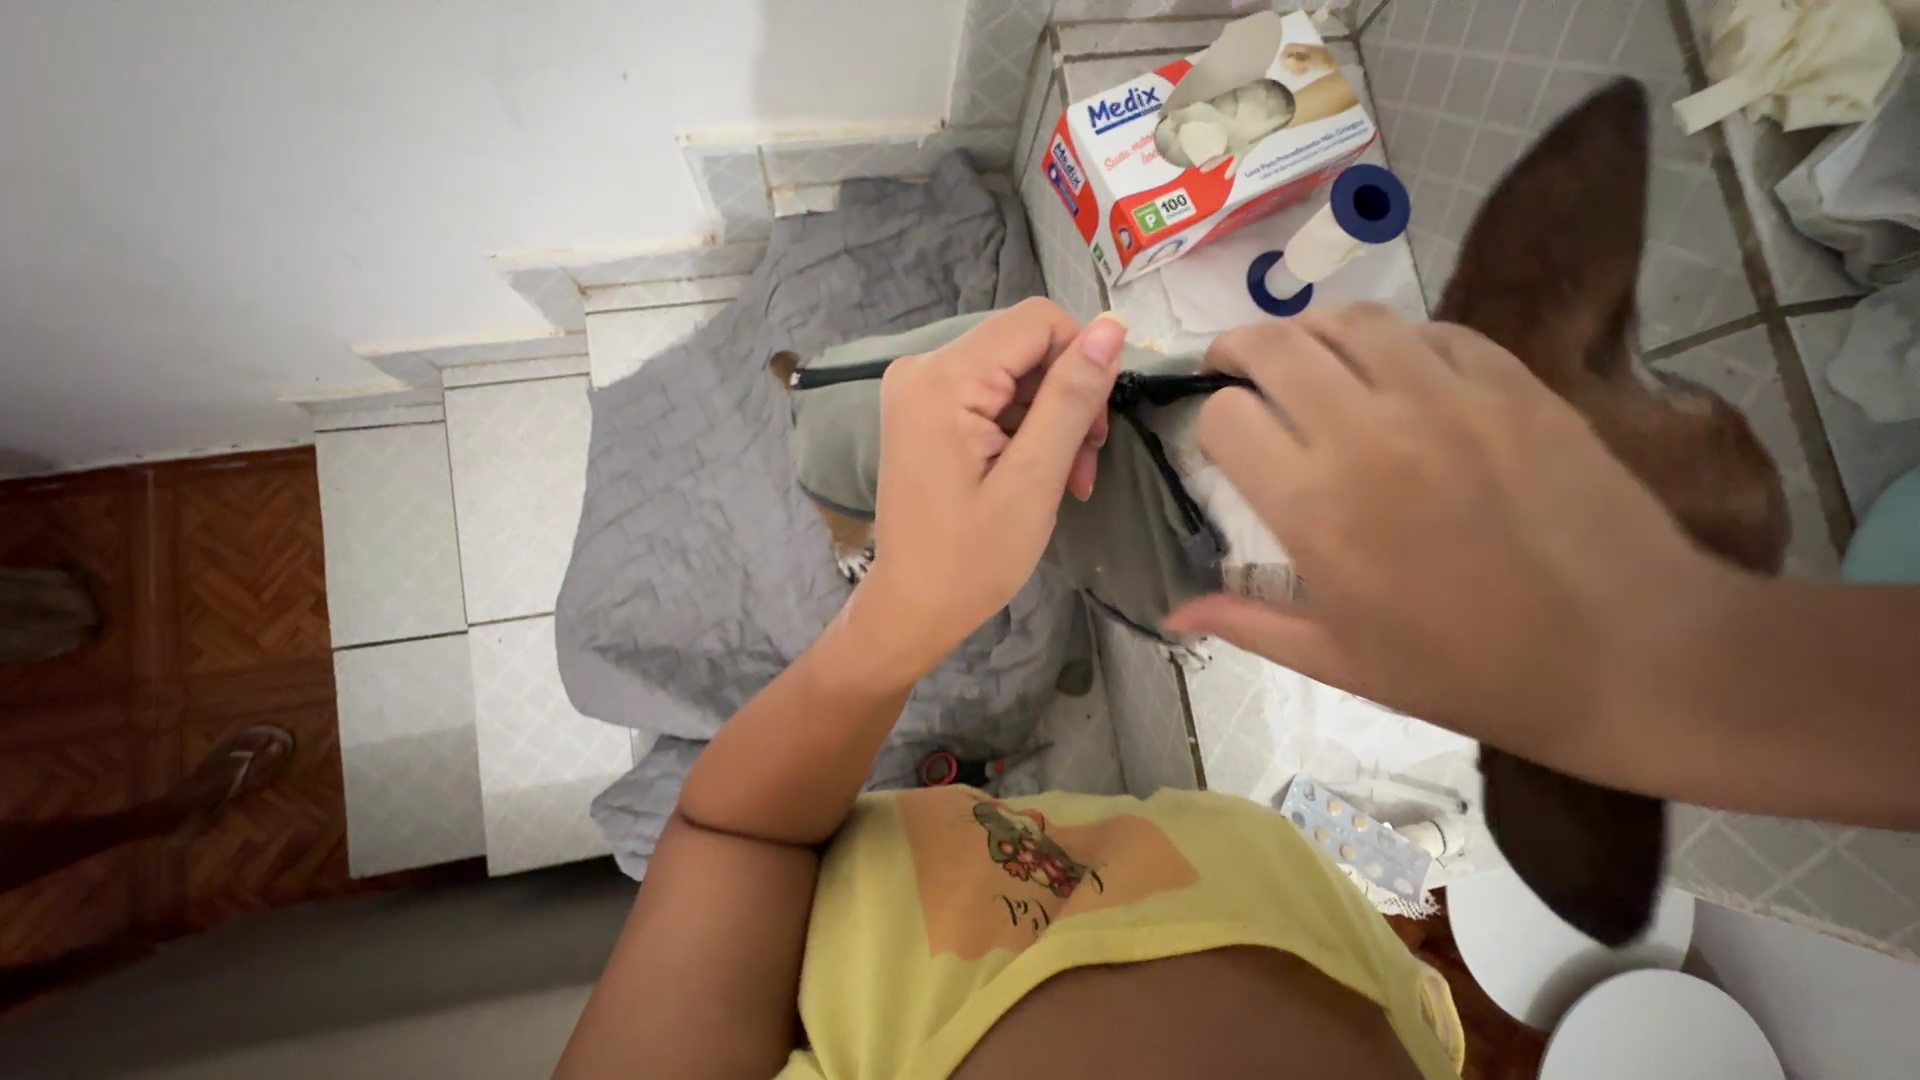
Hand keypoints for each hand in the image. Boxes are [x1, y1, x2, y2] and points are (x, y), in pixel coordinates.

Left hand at [838, 299, 1126, 683]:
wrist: (914, 605)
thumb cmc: (973, 558)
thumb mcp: (1033, 479)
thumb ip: (1071, 398)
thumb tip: (1112, 327)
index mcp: (943, 379)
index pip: (1037, 322)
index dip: (1082, 360)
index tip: (1095, 426)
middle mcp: (922, 368)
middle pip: (1025, 347)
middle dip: (1067, 399)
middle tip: (1084, 466)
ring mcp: (919, 389)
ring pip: (1014, 373)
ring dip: (1051, 421)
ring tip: (1068, 480)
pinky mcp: (924, 410)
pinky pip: (990, 396)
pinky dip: (1024, 429)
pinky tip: (1039, 474)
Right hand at [1164, 304, 1727, 753]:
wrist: (1629, 654)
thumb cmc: (1465, 670)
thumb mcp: (1338, 660)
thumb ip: (1246, 621)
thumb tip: (1172, 614)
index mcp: (1316, 506)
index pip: (1227, 416)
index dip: (1211, 423)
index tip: (1222, 445)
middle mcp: (1369, 433)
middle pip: (1275, 347)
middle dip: (1237, 350)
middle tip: (1233, 368)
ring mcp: (1446, 398)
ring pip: (1349, 320)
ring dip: (1308, 331)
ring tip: (1305, 358)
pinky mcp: (1510, 383)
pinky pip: (1429, 330)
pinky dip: (1391, 339)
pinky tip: (1391, 371)